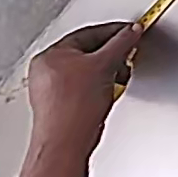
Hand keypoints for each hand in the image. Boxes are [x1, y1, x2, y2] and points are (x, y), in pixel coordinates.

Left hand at [14, 22, 142, 176]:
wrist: (66, 144)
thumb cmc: (72, 108)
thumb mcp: (105, 65)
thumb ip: (121, 43)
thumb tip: (131, 31)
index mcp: (50, 55)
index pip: (88, 33)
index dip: (114, 31)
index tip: (131, 32)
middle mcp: (46, 70)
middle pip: (87, 52)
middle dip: (111, 54)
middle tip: (128, 54)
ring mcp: (51, 90)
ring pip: (86, 70)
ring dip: (107, 71)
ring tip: (120, 76)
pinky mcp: (60, 106)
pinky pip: (84, 86)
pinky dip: (99, 85)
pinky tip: (109, 91)